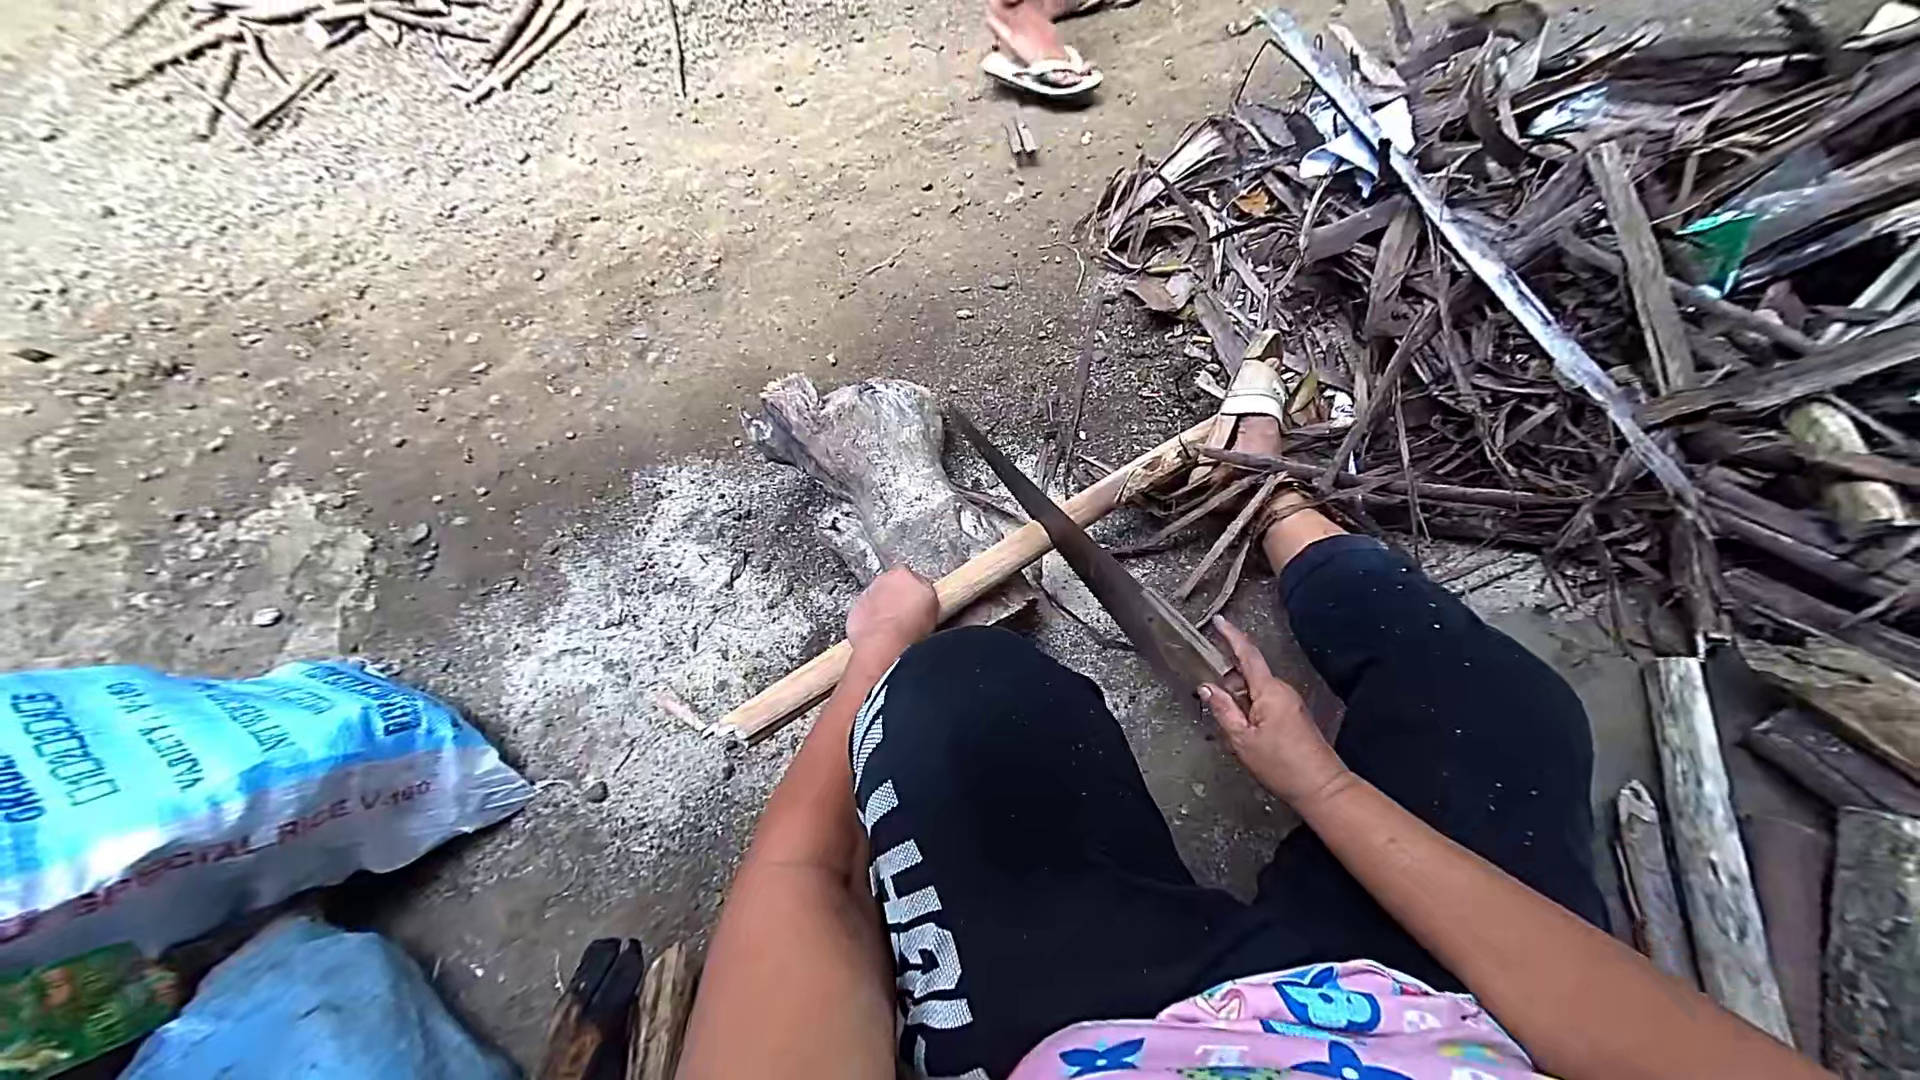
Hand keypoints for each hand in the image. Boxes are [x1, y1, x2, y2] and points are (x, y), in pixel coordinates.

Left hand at [846, 565, 938, 657]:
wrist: (884, 643)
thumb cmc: (909, 627)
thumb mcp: (933, 608)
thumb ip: (926, 595)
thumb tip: (925, 597)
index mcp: (903, 573)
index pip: (911, 577)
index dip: (915, 592)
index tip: (918, 603)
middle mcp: (882, 580)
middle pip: (892, 586)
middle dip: (897, 598)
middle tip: (906, 616)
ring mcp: (867, 595)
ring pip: (877, 599)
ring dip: (883, 609)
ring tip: (894, 628)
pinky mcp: (855, 611)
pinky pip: (865, 614)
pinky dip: (871, 621)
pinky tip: (881, 633)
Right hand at [1200, 615, 1352, 809]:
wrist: (1322, 789)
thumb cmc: (1283, 766)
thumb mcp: (1241, 739)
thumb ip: (1222, 709)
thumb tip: (1207, 688)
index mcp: (1269, 691)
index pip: (1248, 654)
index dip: (1232, 635)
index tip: (1219, 621)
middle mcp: (1282, 691)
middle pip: (1247, 673)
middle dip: (1227, 680)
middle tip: (1212, 697)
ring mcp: (1289, 702)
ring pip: (1254, 689)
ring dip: (1237, 698)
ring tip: (1231, 724)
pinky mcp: (1292, 714)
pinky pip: (1264, 700)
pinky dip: (1249, 707)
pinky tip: (1244, 728)